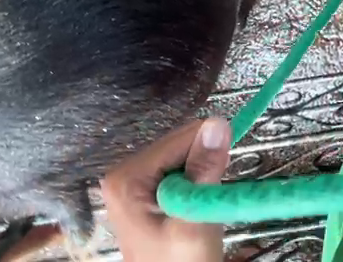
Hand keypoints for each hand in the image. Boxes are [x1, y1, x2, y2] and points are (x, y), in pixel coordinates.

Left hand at [101, 118, 230, 261]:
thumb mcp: (194, 220)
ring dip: (201, 174)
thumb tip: (218, 122)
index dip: (207, 157)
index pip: (184, 137)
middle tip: (204, 201)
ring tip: (198, 205)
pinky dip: (196, 180)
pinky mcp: (145, 188)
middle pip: (183, 142)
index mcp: (127, 177)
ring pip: (186, 153)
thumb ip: (203, 171)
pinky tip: (192, 205)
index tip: (211, 187)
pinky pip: (182, 166)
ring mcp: (134, 180)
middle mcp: (125, 172)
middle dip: (203, 165)